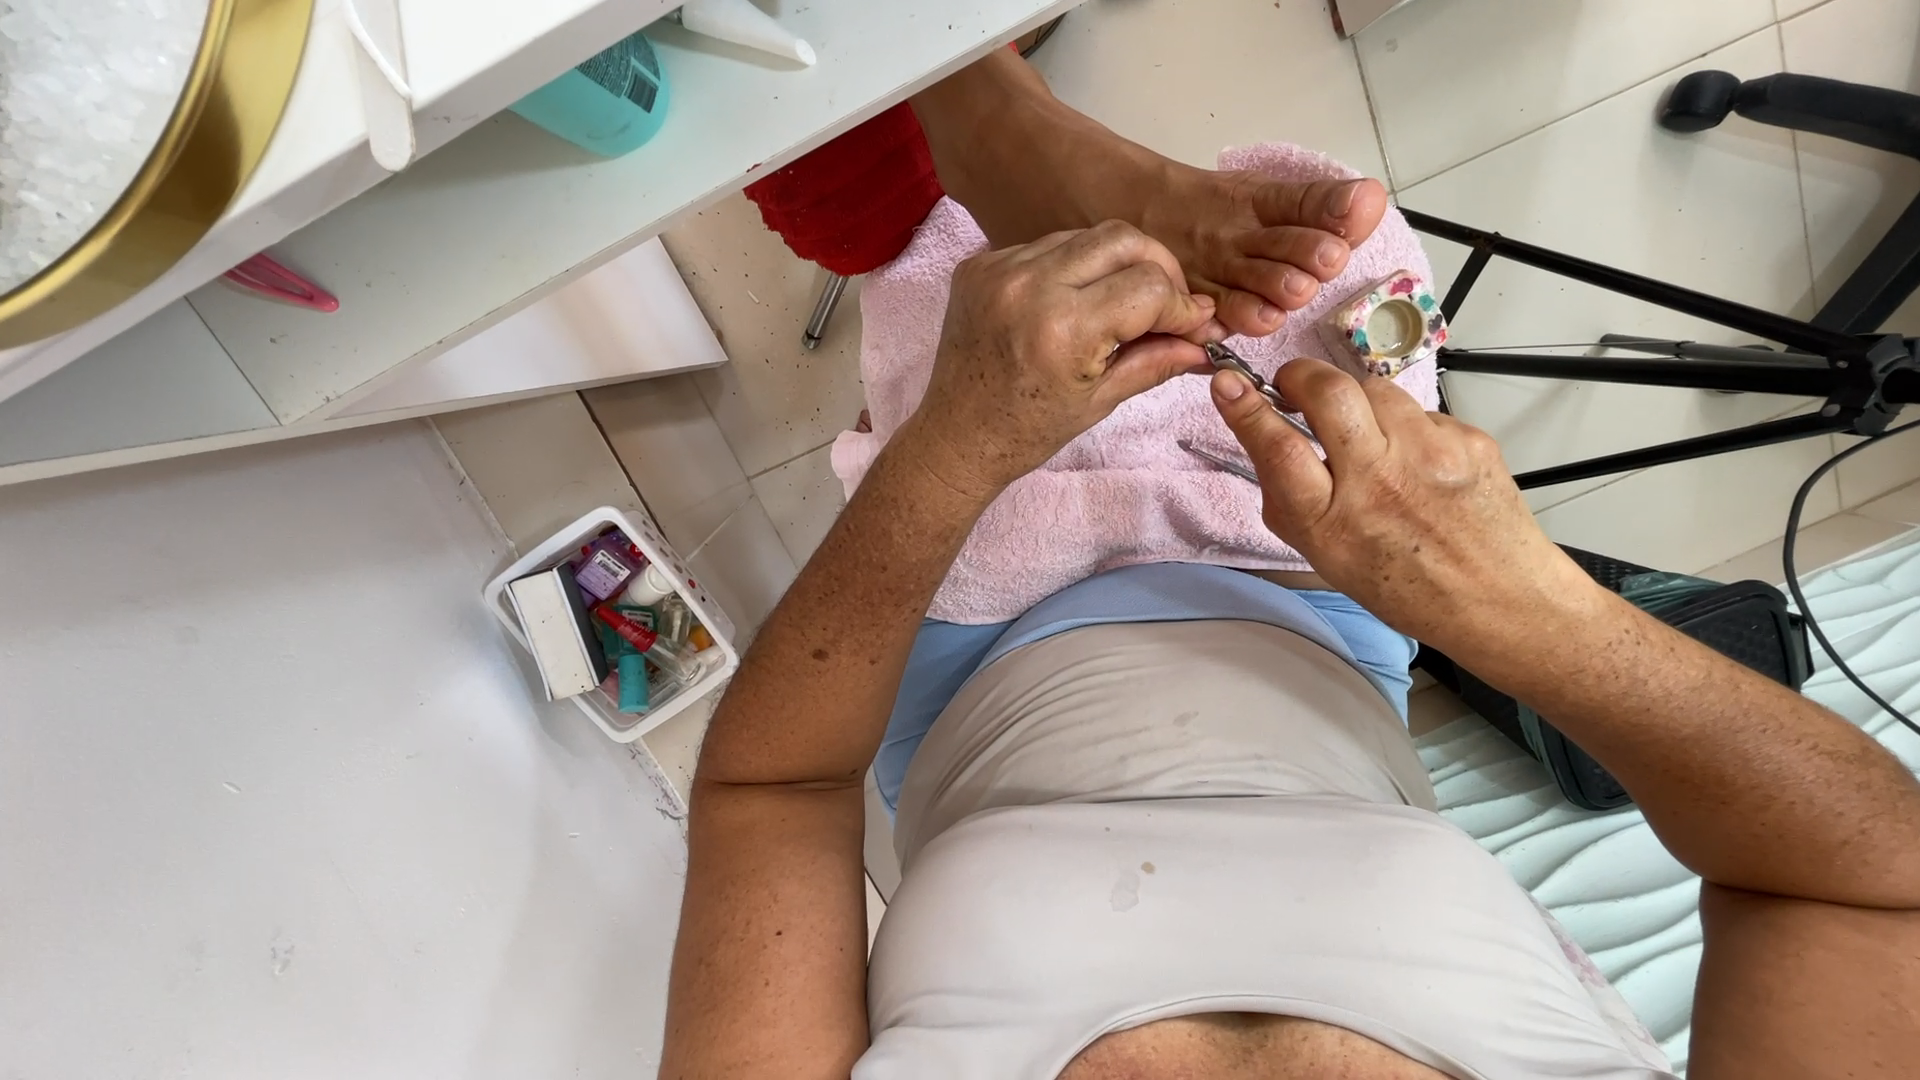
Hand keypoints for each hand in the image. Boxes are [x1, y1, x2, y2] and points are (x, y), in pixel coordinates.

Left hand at [901, 220, 1219, 498]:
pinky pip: (1043, 247)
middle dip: (1157, 266)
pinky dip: (1069, 268)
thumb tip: (1205, 338)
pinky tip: (1073, 301)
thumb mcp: (1098, 401)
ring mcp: (998, 270)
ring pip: (1083, 237)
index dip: (1180, 305)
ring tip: (1121, 303)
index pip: (1148, 286)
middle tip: (1167, 300)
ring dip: (1114, 264)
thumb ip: (1155, 361)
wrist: (956, 437)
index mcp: (1062, 328)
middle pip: (1122, 239)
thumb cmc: (1026, 431)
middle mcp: (1028, 286)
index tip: (1193, 323)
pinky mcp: (978, 265)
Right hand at [1210, 358, 1600, 649]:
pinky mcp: (1469, 438)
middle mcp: (1380, 481)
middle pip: (1329, 394)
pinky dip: (1398, 422)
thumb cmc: (1396, 583)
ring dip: (1349, 397)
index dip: (1246, 408)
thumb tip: (1263, 432)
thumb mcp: (1320, 552)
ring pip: (1373, 389)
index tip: (1226, 382)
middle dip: (1300, 376)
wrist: (1498, 598)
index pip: (1279, 448)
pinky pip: (1416, 410)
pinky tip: (1406, 454)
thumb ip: (1288, 494)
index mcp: (1332, 522)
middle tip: (1292, 388)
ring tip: (1353, 426)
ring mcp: (1431, 453)